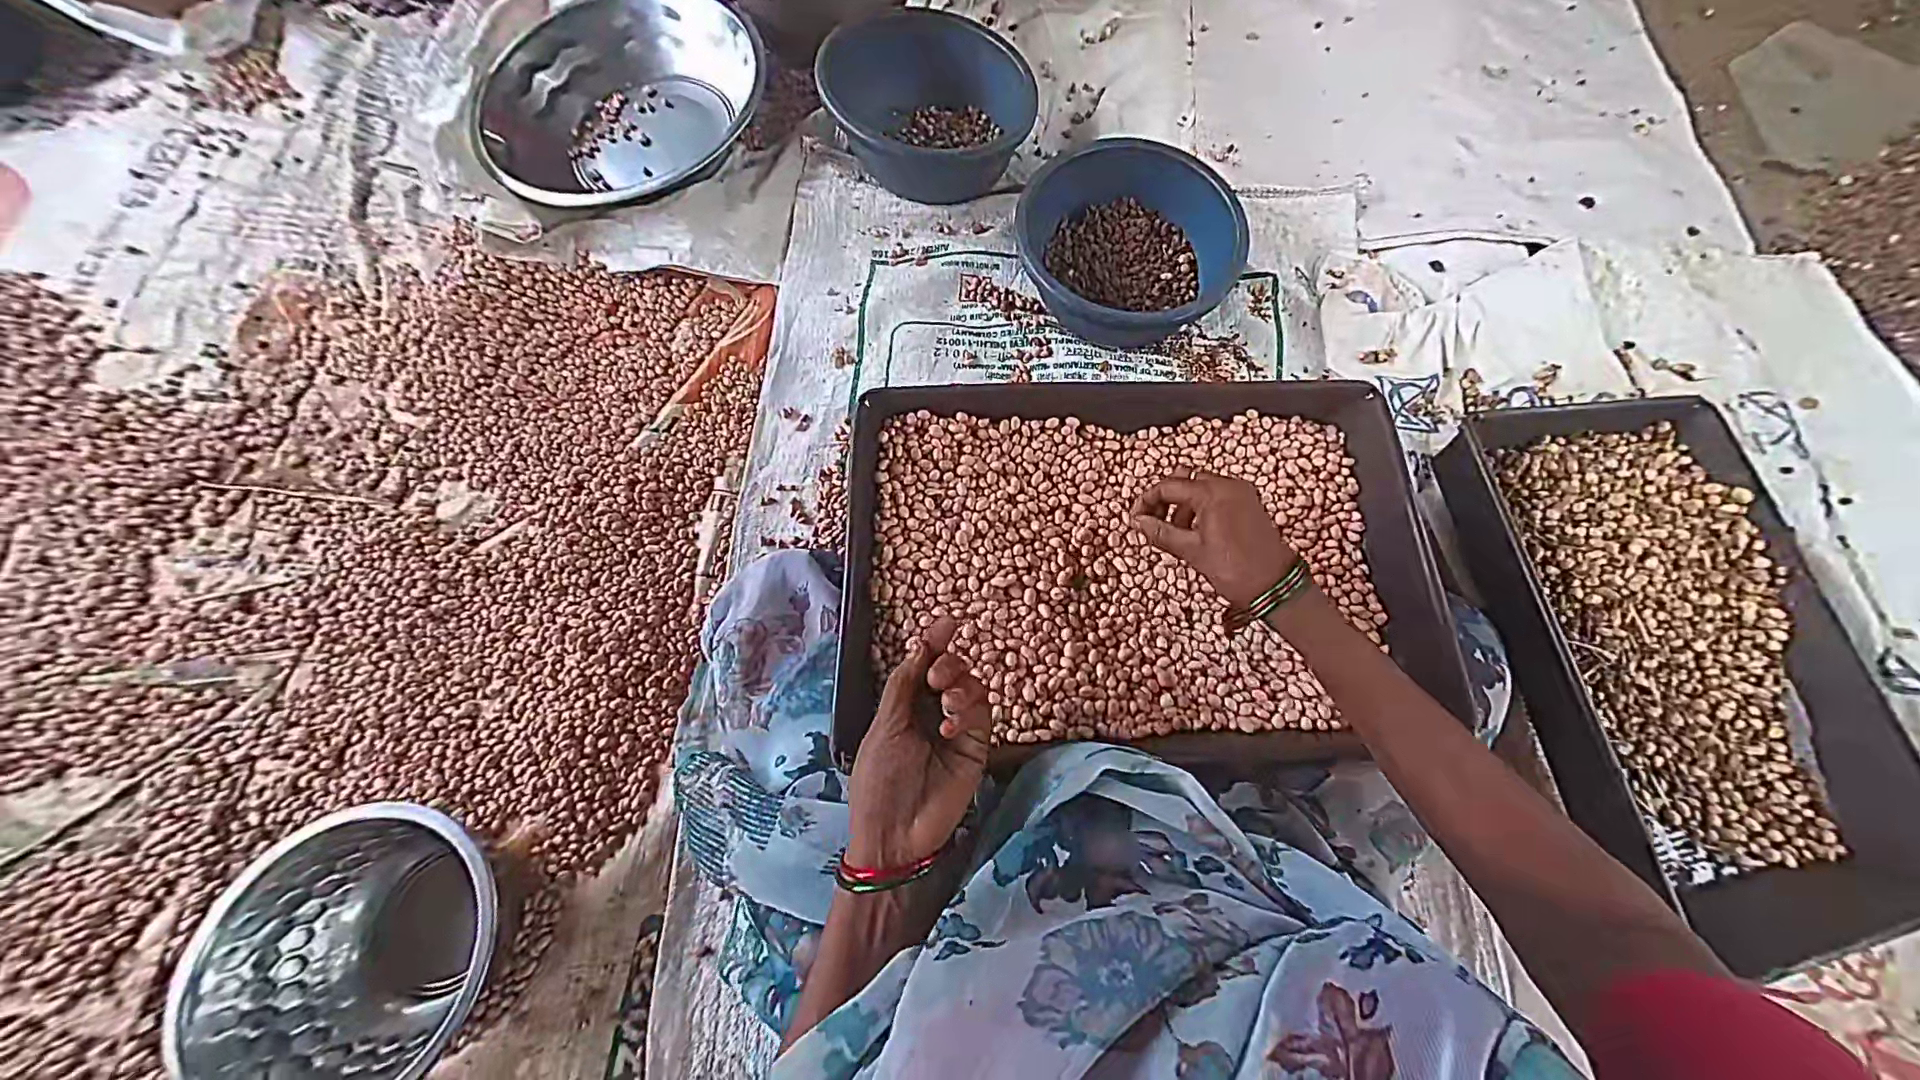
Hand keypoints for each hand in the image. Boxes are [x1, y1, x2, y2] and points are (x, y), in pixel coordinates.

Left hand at [846, 616, 991, 868]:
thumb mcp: (884, 727)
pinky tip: (950, 727)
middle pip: (951, 672)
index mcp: (905, 706)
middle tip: (938, 678)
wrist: (895, 834)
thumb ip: (904, 684)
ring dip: (961, 686)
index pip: (924, 666)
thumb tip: (920, 646)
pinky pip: (982, 716)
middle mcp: (932, 713)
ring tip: (946, 703)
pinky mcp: (975, 748)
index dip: (935, 643)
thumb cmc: (879, 780)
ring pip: (971, 689)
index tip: (948, 622)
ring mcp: (956, 730)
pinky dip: (968, 713)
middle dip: (948, 664)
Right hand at [1130, 471, 1300, 607]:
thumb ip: (1161, 532)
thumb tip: (1140, 522)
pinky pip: (1216, 497)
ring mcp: (1241, 494)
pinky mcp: (1248, 505)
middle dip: (1165, 500)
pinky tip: (1193, 532)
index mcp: (1212, 494)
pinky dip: (1199, 508)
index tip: (1137, 517)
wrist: (1274, 585)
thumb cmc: (1238, 570)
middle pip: (1184, 480)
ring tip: (1173, 532)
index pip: (1168, 486)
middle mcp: (1228, 487)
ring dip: (1181, 505)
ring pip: (1199, 488)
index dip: (1147, 501)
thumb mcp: (1191, 551)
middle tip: (1152, 522)